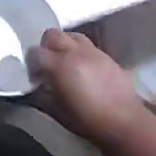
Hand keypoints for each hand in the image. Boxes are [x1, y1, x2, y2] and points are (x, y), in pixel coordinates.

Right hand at [30, 29, 149, 140]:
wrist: (124, 121)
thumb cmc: (87, 120)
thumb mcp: (57, 111)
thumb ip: (42, 94)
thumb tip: (36, 86)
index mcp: (60, 65)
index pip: (35, 52)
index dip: (31, 63)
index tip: (34, 77)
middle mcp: (75, 52)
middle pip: (52, 34)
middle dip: (46, 46)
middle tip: (47, 65)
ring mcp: (93, 51)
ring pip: (71, 35)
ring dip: (64, 45)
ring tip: (65, 63)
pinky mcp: (106, 55)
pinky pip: (87, 45)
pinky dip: (79, 51)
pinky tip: (82, 69)